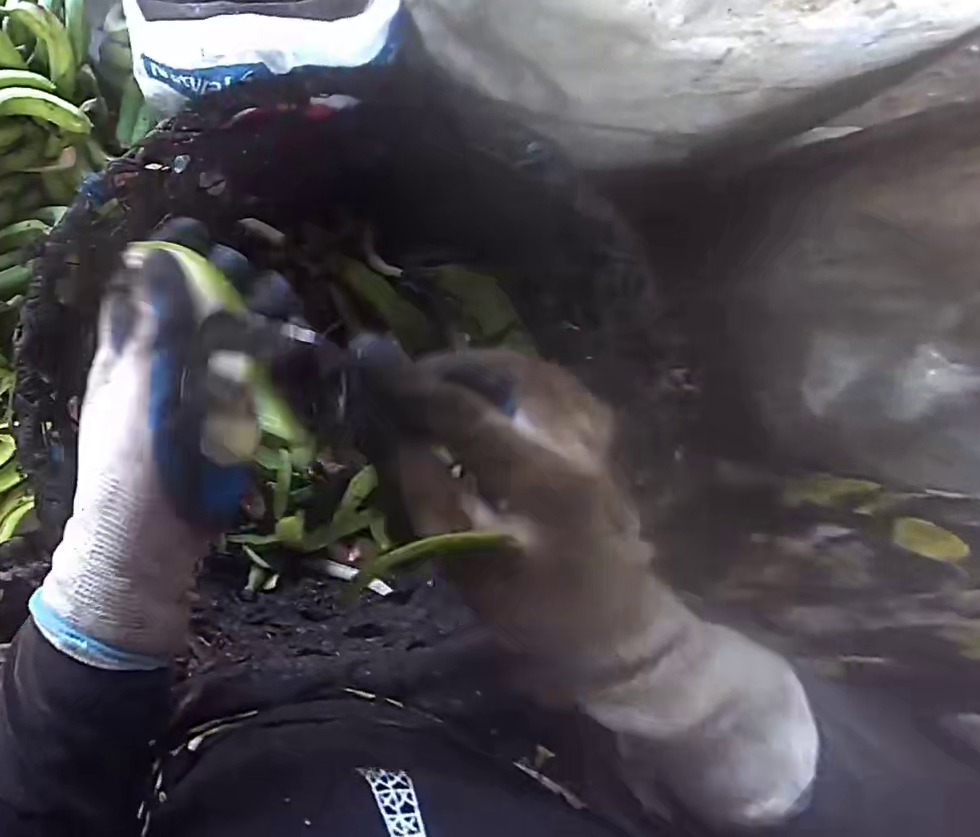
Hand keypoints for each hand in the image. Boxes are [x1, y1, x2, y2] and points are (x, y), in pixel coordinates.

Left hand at [32, 223, 263, 669]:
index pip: (146, 281)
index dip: (168, 252)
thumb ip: (150, 317)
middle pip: (194, 300)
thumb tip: (152, 253)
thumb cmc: (131, 451)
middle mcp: (162, 355)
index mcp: (126, 344)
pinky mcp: (226, 409)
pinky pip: (251, 365)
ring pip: (228, 328)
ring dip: (253, 307)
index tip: (195, 231)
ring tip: (276, 296)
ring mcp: (195, 381)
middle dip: (221, 276)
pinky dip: (271, 346)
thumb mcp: (134, 378)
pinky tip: (289, 333)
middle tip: (244, 268)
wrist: (149, 530)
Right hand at [356, 347, 820, 827]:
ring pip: (521, 368)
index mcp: (541, 485)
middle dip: (435, 369)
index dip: (404, 381)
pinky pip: (543, 379)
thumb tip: (385, 426)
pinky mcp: (599, 433)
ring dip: (465, 367)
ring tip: (427, 384)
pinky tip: (474, 389)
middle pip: (495, 375)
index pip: (459, 413)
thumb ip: (421, 488)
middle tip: (393, 379)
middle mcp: (574, 446)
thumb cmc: (531, 605)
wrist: (616, 626)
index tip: (363, 353)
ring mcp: (594, 435)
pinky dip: (499, 374)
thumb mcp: (461, 560)